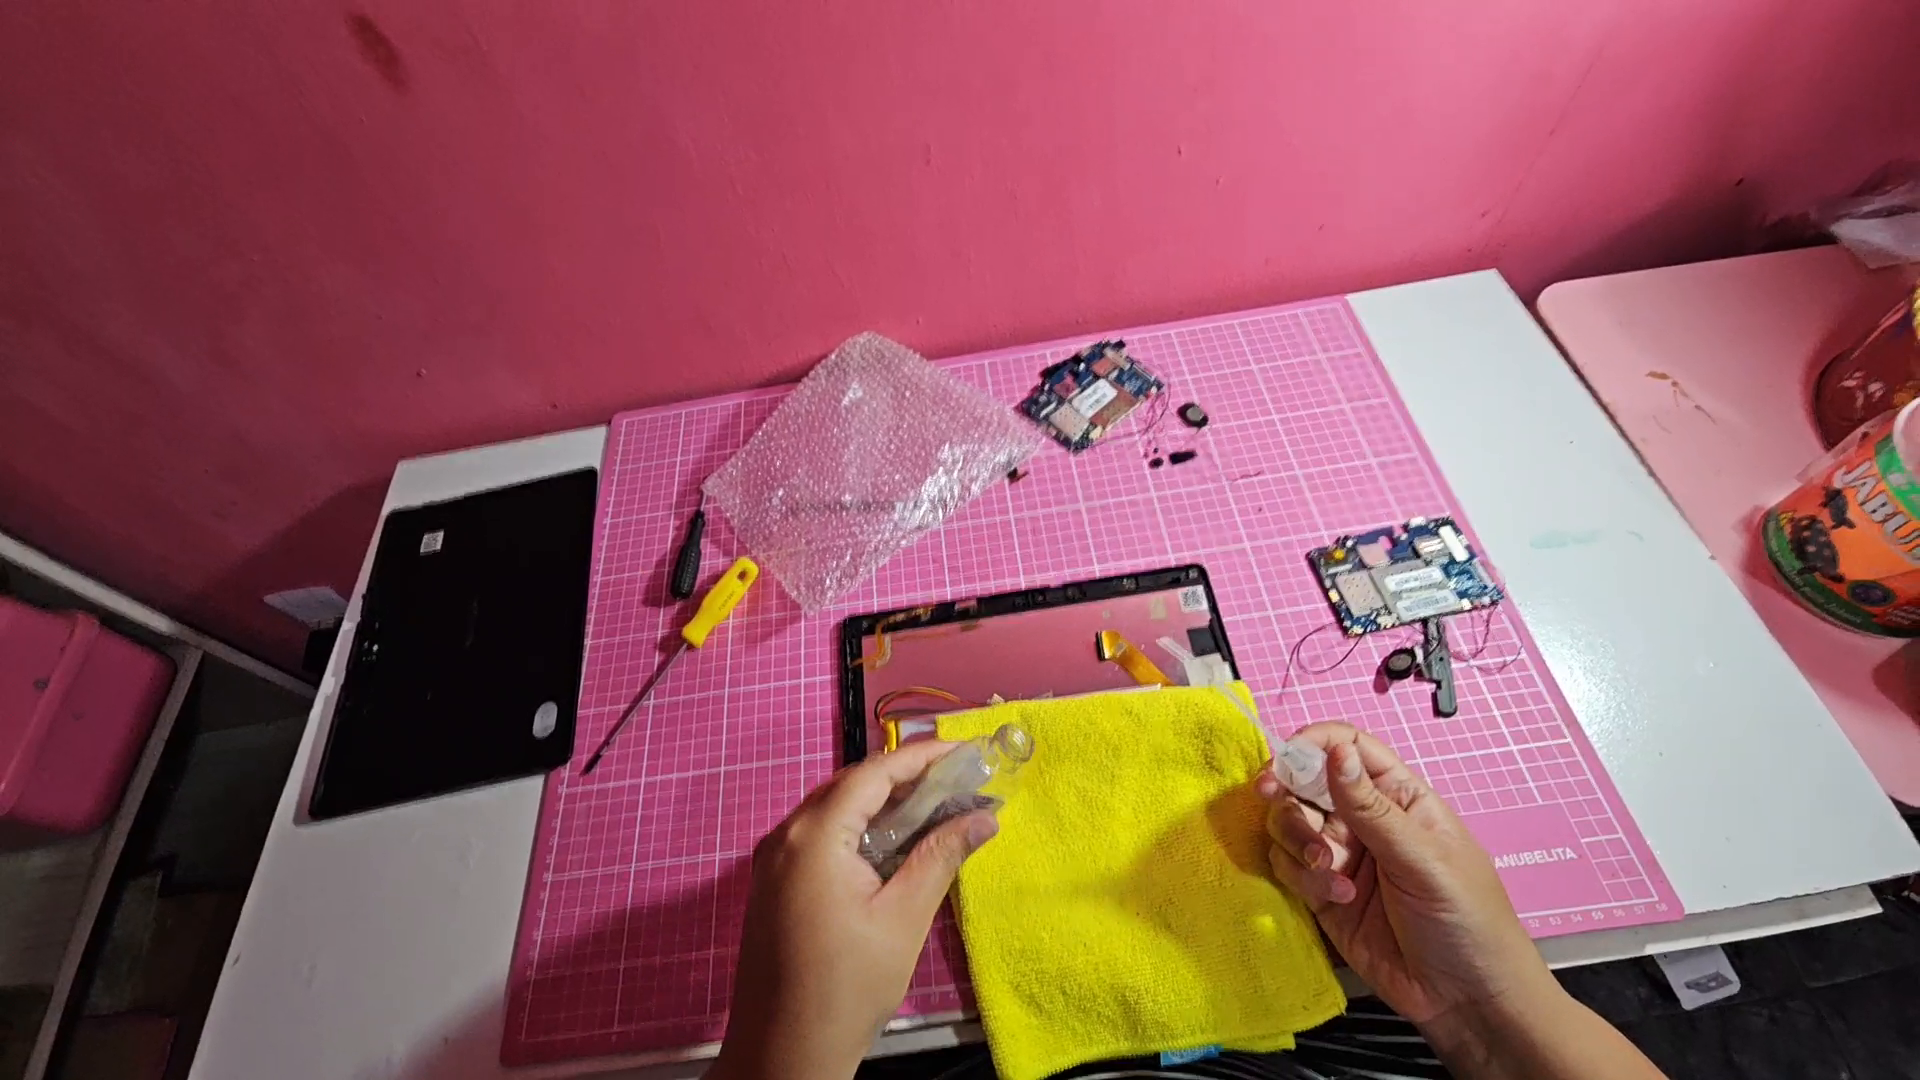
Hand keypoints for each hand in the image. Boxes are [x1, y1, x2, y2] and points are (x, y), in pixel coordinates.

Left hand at [710, 740, 997, 1079]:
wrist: (783, 1057)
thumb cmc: (847, 988)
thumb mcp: (904, 918)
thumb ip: (941, 856)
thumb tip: (985, 817)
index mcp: (813, 836)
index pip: (872, 773)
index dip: (919, 756)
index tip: (961, 751)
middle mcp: (786, 834)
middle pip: (850, 784)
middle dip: (903, 776)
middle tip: (954, 778)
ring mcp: (774, 858)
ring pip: (835, 807)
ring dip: (882, 802)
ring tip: (932, 803)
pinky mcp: (774, 880)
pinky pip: (821, 832)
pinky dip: (859, 826)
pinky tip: (891, 840)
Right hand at [1256, 723, 1554, 1034]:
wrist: (1467, 1005)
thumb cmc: (1468, 922)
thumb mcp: (1424, 860)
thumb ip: (1372, 808)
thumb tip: (1335, 752)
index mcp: (1396, 796)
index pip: (1347, 747)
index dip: (1313, 743)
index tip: (1286, 757)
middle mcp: (1360, 817)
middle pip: (1303, 781)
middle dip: (1286, 791)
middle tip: (1272, 797)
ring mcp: (1338, 852)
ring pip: (1287, 821)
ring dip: (1297, 840)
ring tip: (1327, 870)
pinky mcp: (1318, 888)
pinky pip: (1286, 864)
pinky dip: (1301, 877)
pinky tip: (1338, 899)